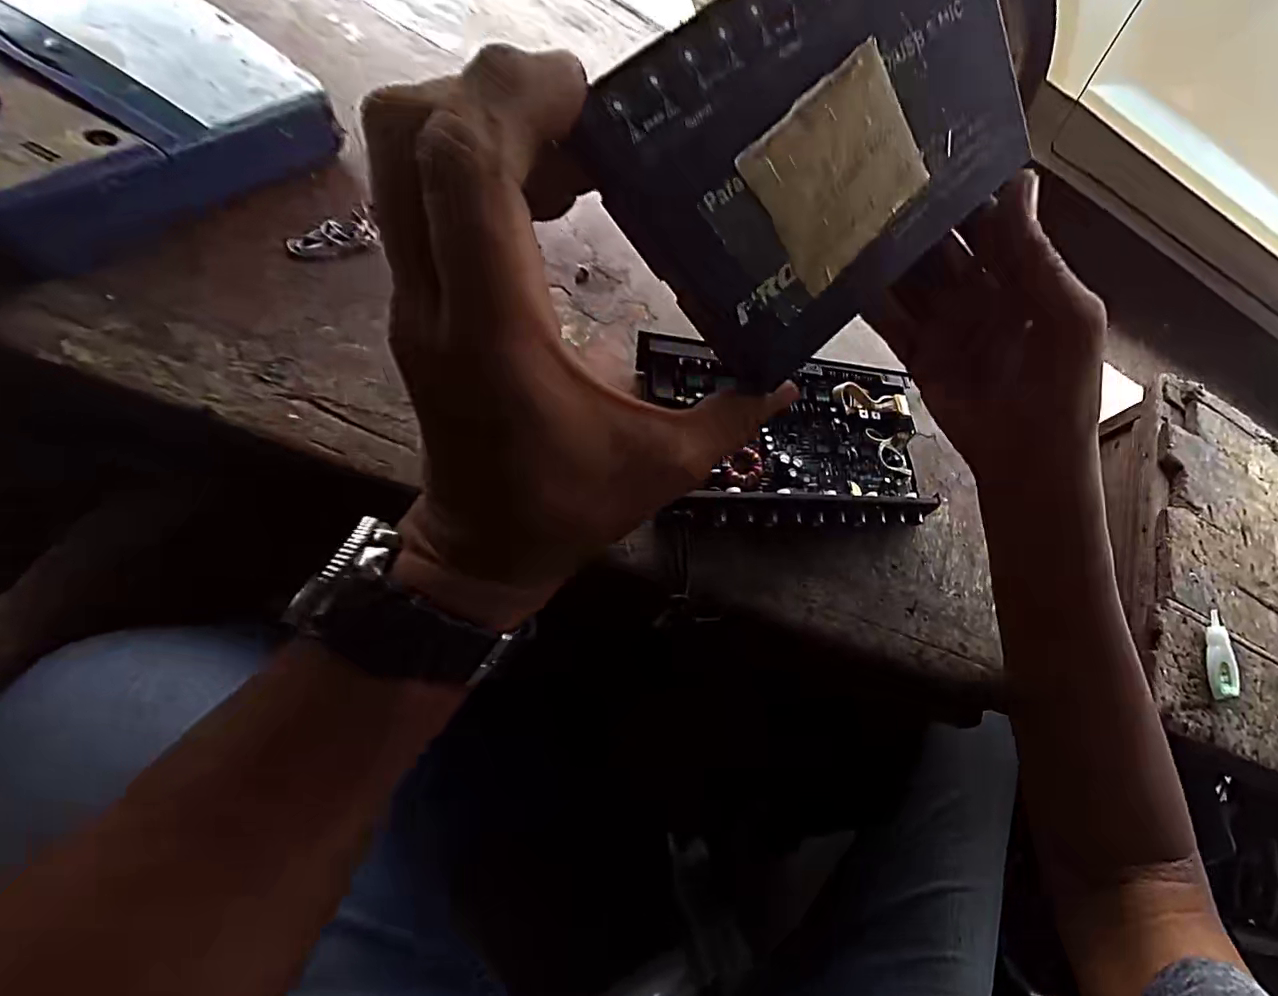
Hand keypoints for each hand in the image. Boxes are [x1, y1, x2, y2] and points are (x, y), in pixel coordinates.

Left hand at [362, 46, 796, 627]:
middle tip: (581, 110)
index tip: (581, 85)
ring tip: (573, 150)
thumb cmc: (575, 507)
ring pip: (402, 157)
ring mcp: (417, 295)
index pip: (467, 179)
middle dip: (490, 94)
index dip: (511, 104)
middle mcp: (439, 299)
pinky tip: (547, 194)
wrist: (486, 544)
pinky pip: (425, 197)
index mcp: (501, 335)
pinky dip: (477, 166)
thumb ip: (734, 416)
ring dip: (482, 125)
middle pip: (409, 136)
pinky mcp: (421, 298)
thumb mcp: (672, 467)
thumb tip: (790, 379)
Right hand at [868, 171, 1106, 497]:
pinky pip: (889, 317)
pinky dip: (867, 294)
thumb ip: (1042, 256)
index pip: (990, 223)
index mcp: (1024, 280)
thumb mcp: (1070, 316)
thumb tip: (1022, 183)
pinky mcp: (920, 354)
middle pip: (942, 243)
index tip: (934, 149)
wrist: (1031, 462)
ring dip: (886, 247)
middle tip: (878, 167)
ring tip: (851, 206)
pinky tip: (843, 265)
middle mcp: (981, 295)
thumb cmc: (1065, 392)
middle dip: (916, 213)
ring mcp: (948, 325)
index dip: (966, 189)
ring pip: (910, 275)